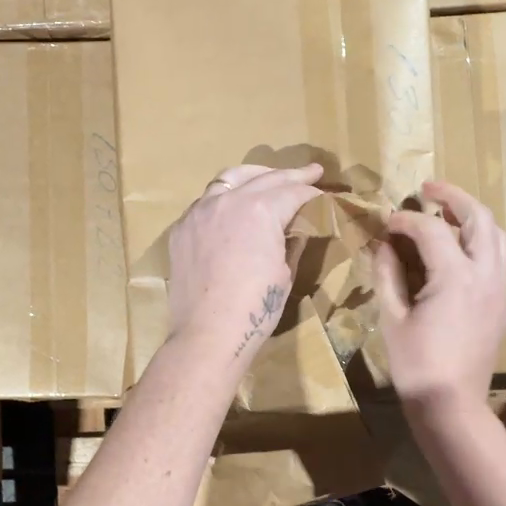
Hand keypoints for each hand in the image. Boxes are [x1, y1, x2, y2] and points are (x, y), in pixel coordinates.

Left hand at [167, 163, 324, 365]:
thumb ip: (290, 242)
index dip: (312, 193)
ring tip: (268, 177)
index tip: (324, 194)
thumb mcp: (285, 272)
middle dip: (291, 175)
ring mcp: (199, 212)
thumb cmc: (256, 307)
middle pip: (264, 178)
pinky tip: (232, 207)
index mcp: (260, 209)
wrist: (208, 332)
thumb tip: (294, 232)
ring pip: (229, 180)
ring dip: (253, 176)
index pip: (293, 192)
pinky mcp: (182, 229)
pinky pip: (206, 202)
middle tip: (310, 172)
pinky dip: (225, 198)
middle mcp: (228, 200)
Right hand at [375, 181, 505, 414]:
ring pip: (496, 236)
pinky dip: (479, 242)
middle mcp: (485, 274)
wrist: (452, 404)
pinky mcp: (501, 304)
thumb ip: (388, 274)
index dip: (406, 219)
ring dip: (472, 217)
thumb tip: (384, 244)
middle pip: (479, 218)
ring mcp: (499, 289)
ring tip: (446, 215)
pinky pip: (497, 259)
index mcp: (456, 275)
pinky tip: (456, 251)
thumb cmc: (416, 365)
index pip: (432, 229)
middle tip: (429, 190)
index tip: (387, 221)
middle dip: (454, 197)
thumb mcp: (393, 318)